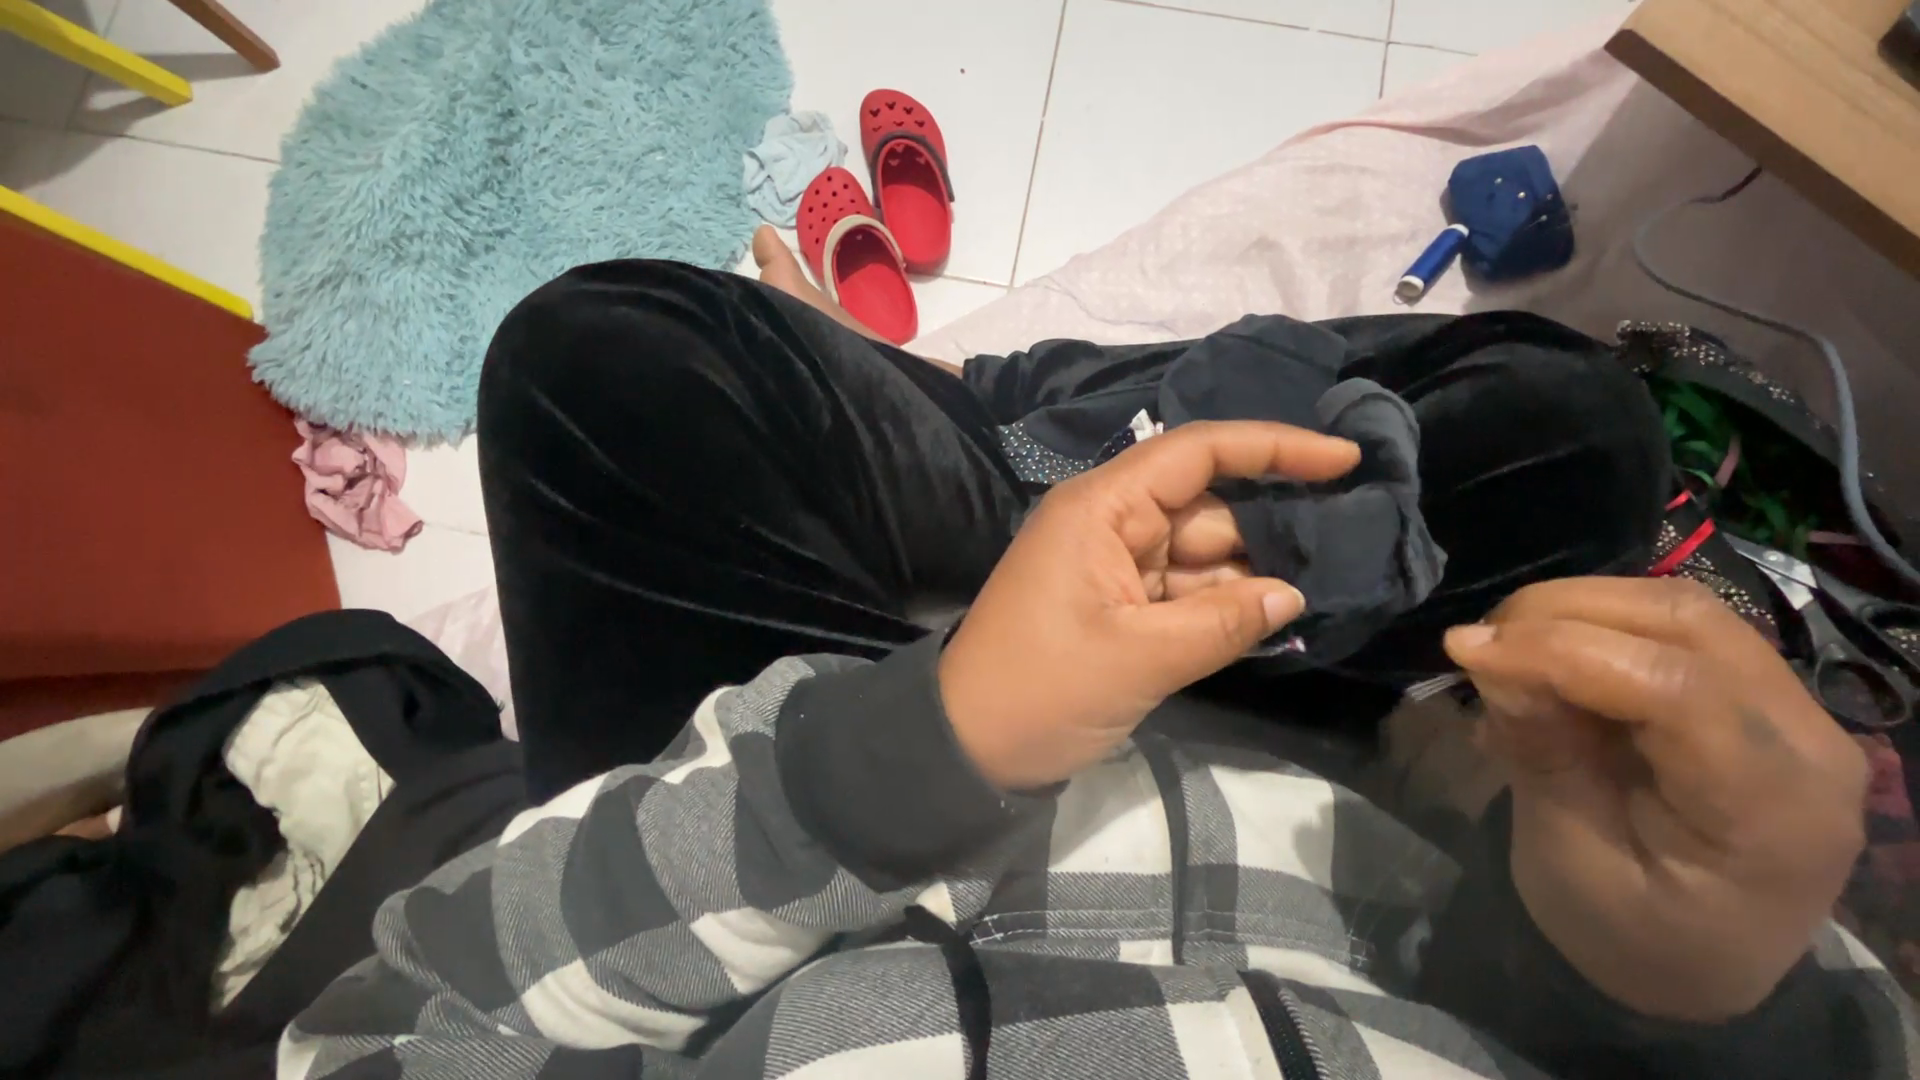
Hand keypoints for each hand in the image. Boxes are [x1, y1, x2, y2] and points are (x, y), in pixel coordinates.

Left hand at [939, 421, 1359, 791]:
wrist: (967, 744)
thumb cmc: (1041, 690)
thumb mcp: (1138, 659)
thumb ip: (1222, 622)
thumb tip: (1292, 594)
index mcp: (1101, 508)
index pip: (1196, 452)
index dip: (1273, 447)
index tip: (1344, 460)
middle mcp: (1108, 522)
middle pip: (1206, 505)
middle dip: (1271, 526)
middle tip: (1352, 547)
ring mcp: (1110, 565)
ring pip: (1199, 551)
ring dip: (1252, 572)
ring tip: (1329, 587)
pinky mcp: (1114, 605)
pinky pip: (1180, 590)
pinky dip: (1221, 604)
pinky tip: (1274, 618)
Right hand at [1444, 577, 1867, 1022]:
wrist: (1693, 966)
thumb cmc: (1627, 931)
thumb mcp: (1569, 859)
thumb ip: (1541, 754)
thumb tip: (1489, 658)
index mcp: (1770, 807)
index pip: (1675, 686)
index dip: (1558, 651)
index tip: (1463, 649)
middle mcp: (1805, 739)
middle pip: (1683, 622)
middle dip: (1559, 613)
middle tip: (1477, 644)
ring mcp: (1788, 709)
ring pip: (1677, 607)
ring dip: (1573, 607)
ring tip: (1504, 645)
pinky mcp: (1752, 694)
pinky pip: (1671, 626)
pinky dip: (1591, 621)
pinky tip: (1544, 656)